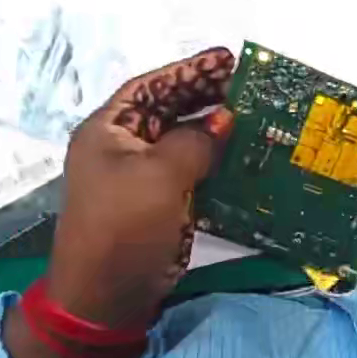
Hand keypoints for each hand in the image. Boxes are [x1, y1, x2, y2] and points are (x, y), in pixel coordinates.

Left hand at [4, 47, 236, 357]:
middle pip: (168, 111)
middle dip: (204, 97)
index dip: (188, 70)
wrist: (106, 297)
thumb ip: (194, 141)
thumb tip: (223, 119)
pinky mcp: (159, 205)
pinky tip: (240, 157)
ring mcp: (141, 179)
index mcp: (108, 131)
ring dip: (213, 130)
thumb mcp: (159, 177)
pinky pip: (190, 173)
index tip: (226, 59)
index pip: (151, 87)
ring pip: (182, 143)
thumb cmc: (124, 228)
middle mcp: (122, 149)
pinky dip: (214, 163)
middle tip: (246, 86)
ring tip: (251, 116)